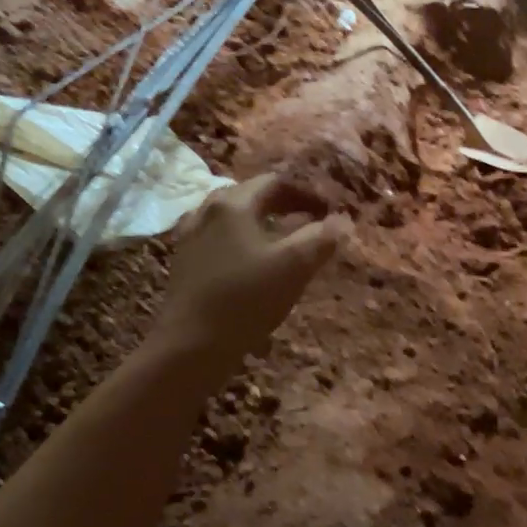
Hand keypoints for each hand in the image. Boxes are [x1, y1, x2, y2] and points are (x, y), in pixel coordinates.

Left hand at [147, 174, 348, 361]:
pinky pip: (219, 238)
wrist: (192, 344)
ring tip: (283, 240)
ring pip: (233, 217)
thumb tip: (342, 221)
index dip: (307, 193)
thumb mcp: (295, 267)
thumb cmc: (246, 300)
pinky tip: (251, 261)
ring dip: (261, 222)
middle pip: (251, 195)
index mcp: (233, 204)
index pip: (276, 182)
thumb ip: (322, 238)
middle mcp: (207, 210)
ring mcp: (190, 236)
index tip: (330, 211)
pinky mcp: (185, 262)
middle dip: (284, 204)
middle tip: (311, 222)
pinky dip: (242, 240)